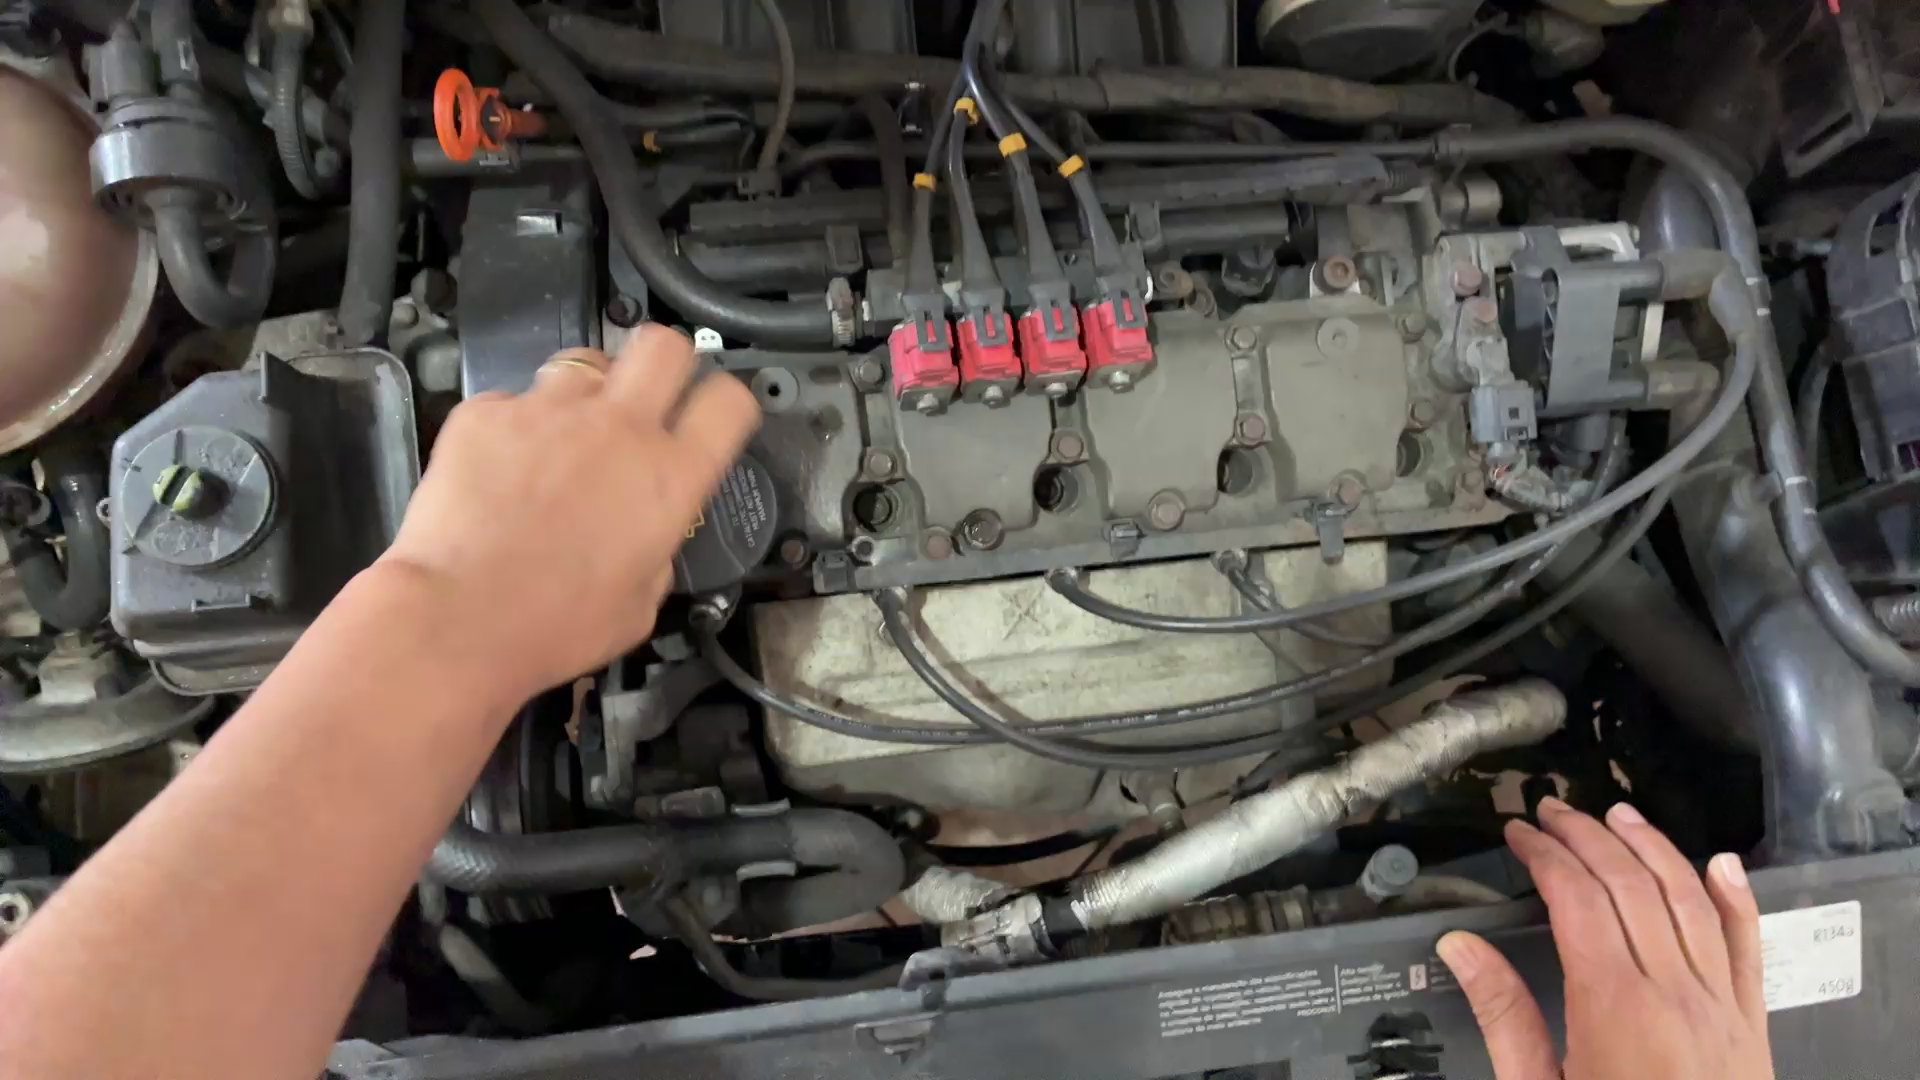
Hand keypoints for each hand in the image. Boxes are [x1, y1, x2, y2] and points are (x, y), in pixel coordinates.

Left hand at [377, 325, 759, 697]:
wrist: (461, 618)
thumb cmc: (560, 621)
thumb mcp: (645, 596)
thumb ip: (658, 546)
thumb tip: (646, 532)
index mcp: (672, 477)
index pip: (729, 402)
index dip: (731, 398)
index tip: (718, 409)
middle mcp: (621, 431)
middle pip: (663, 347)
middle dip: (666, 359)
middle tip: (653, 388)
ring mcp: (551, 414)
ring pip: (586, 362)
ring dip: (589, 391)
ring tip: (570, 429)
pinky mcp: (487, 414)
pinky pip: (515, 399)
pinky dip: (519, 423)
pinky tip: (507, 461)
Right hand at [1438, 797, 1772, 1079]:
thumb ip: (1503, 1014)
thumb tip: (1457, 943)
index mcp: (1614, 1002)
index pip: (1577, 897)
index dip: (1544, 853)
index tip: (1516, 832)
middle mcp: (1675, 993)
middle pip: (1631, 886)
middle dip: (1587, 836)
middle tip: (1549, 810)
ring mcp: (1723, 1007)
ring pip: (1690, 902)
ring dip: (1651, 848)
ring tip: (1615, 814)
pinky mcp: (1753, 1025)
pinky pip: (1749, 949)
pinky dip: (1736, 899)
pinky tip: (1720, 863)